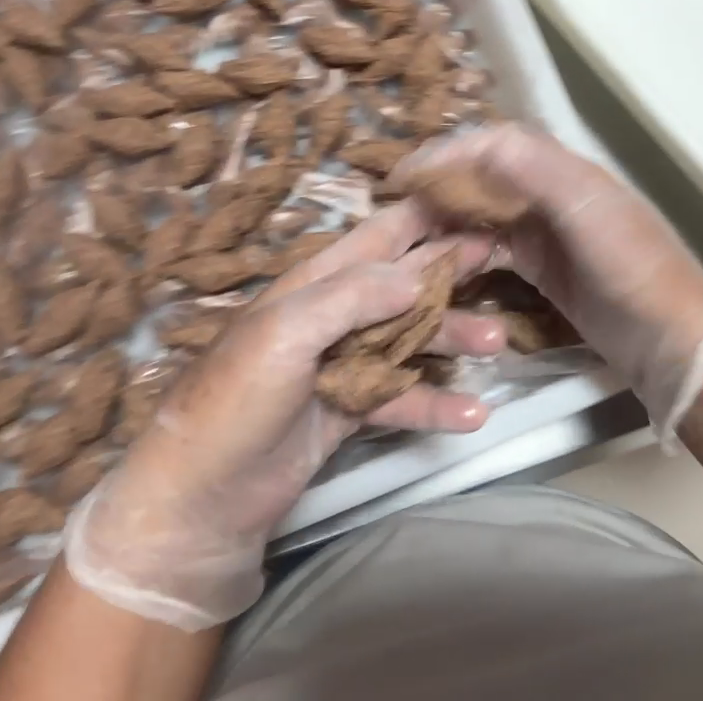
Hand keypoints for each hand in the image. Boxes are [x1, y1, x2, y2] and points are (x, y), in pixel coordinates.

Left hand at [62, 206, 505, 630]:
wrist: (201, 498)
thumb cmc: (236, 401)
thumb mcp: (286, 333)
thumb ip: (351, 296)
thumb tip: (418, 272)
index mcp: (315, 283)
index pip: (379, 235)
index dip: (424, 215)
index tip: (477, 203)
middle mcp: (333, 315)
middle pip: (403, 282)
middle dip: (449, 267)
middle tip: (501, 255)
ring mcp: (342, 364)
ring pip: (409, 337)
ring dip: (452, 335)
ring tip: (497, 342)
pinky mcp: (349, 411)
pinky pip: (400, 396)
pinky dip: (434, 403)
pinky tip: (473, 415)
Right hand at [392, 123, 702, 441]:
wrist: (675, 342)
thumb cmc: (637, 273)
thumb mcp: (591, 216)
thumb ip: (538, 175)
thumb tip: (480, 143)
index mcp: (567, 171)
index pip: (497, 144)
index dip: (450, 152)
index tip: (406, 173)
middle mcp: (553, 193)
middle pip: (486, 175)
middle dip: (441, 183)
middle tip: (397, 203)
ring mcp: (547, 231)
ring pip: (485, 211)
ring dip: (449, 216)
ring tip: (409, 232)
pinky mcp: (542, 266)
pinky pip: (493, 248)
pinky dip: (465, 250)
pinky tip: (440, 262)